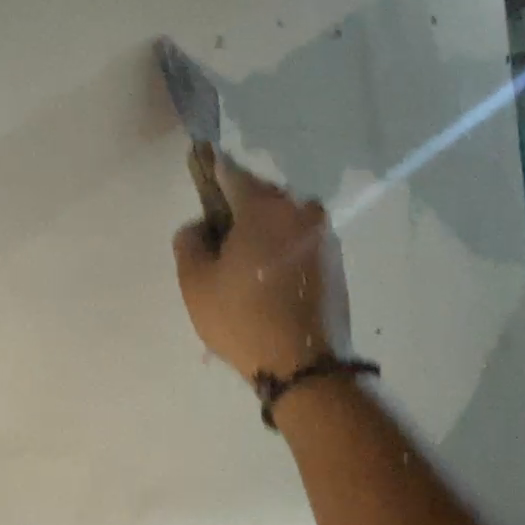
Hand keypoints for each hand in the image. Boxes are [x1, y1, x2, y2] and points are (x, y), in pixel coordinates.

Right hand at [171, 160, 351, 380]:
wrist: (304, 363)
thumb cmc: (242, 320)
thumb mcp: (195, 284)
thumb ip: (189, 242)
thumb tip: (199, 226)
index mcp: (265, 205)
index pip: (230, 172)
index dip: (209, 169)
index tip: (198, 161)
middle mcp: (301, 208)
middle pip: (259, 197)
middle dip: (237, 210)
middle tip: (217, 240)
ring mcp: (324, 233)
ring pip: (281, 221)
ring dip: (261, 233)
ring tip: (242, 267)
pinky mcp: (335, 259)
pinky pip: (297, 243)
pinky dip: (280, 251)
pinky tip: (266, 280)